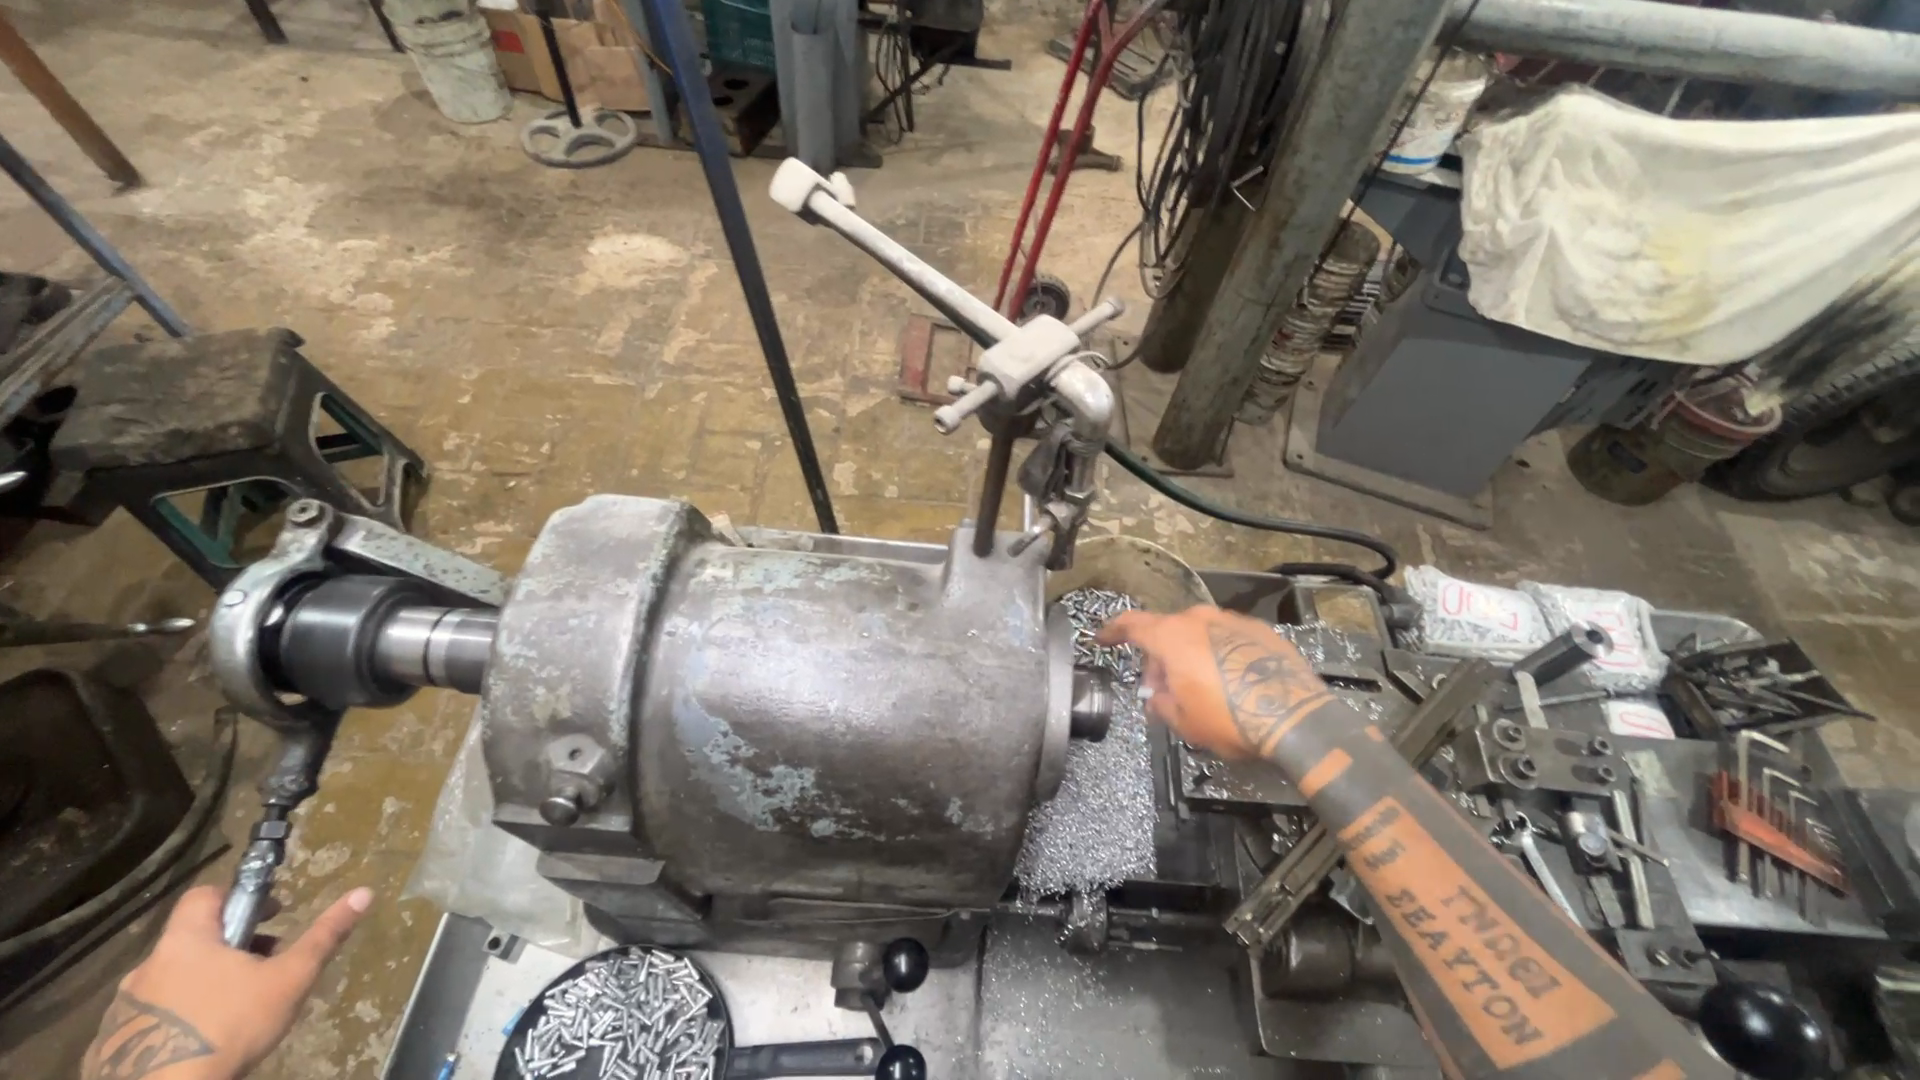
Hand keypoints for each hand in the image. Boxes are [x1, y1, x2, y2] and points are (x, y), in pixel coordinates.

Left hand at [82, 885, 372, 1079]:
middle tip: (265, 964)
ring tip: (238, 1004)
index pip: (204, 895)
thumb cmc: (231, 1026)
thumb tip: (363, 892)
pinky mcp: (110, 1046)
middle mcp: (146, 968)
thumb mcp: (291, 978)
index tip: (268, 915)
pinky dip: (178, 1015)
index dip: (237, 896)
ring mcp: (123, 1009)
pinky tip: (203, 1036)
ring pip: (172, 978)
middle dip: (232, 945)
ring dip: (205, 980)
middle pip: (193, 939)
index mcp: (185, 943)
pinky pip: (150, 1016)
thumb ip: (324, 935)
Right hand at [1097, 606, 1333, 760]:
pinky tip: (1231, 682)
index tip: (1103, 639)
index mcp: (1172, 636)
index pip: (1131, 624)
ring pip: (1199, 634)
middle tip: (1163, 690)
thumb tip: (1157, 697)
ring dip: (1191, 656)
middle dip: (1159, 659)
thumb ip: (1161, 703)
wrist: (1296, 718)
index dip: (1112, 631)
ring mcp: (1234, 621)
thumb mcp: (1184, 721)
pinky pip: (1229, 639)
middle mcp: (1200, 619)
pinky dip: (1221, 655)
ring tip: (1200, 688)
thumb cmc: (1231, 719)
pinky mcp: (1262, 632)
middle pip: (1167, 632)